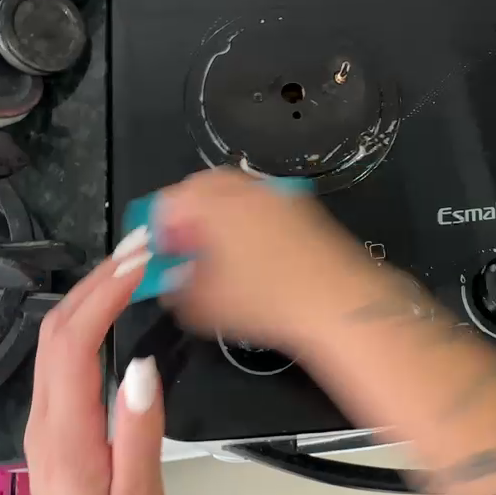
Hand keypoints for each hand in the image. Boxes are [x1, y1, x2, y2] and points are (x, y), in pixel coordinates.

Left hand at [21, 248, 164, 494]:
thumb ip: (140, 433)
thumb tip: (144, 367)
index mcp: (65, 432)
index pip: (75, 342)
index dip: (106, 293)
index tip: (141, 263)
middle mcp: (45, 415)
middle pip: (57, 326)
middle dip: (97, 277)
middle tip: (141, 246)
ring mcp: (43, 415)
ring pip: (55, 334)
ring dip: (90, 290)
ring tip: (132, 262)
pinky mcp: (52, 419)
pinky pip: (61, 350)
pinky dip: (87, 313)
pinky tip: (113, 303)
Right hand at [153, 167, 392, 350]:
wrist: (338, 302)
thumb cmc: (274, 300)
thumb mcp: (204, 305)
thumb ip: (175, 289)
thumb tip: (170, 284)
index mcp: (215, 202)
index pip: (169, 201)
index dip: (157, 228)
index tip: (157, 251)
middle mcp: (246, 189)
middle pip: (201, 190)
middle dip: (187, 217)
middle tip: (181, 249)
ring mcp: (278, 195)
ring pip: (234, 196)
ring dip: (217, 218)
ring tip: (214, 257)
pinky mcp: (301, 209)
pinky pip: (261, 205)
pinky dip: (247, 222)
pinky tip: (249, 258)